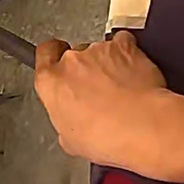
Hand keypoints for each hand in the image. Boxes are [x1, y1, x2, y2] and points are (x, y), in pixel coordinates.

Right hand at [33, 31, 173, 174]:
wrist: (139, 124)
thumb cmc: (106, 135)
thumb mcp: (70, 140)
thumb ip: (65, 118)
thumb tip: (74, 120)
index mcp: (51, 83)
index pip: (45, 53)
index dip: (53, 55)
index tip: (59, 60)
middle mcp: (72, 61)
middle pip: (75, 56)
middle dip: (86, 69)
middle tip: (100, 91)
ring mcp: (98, 50)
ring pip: (100, 51)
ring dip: (108, 65)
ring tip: (122, 89)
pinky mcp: (124, 46)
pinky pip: (123, 43)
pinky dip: (128, 55)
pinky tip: (134, 73)